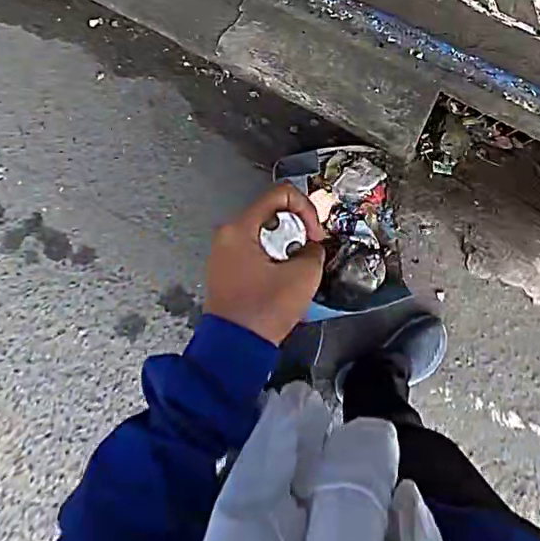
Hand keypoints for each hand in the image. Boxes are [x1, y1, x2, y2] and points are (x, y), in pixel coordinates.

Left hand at [203, 184, 327, 343]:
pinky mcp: (227, 268)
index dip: (305, 208)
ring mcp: (225, 251)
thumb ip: (314, 252)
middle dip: (296, 230)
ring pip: (264, 232)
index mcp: (240, 228)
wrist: (235, 346)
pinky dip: (273, 257)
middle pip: (271, 212)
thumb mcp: (301, 278)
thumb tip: (312, 247)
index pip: (279, 194)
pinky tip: (281, 280)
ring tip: (294, 270)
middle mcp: (227, 234)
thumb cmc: (261, 312)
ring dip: (286, 245)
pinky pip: (255, 249)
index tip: (314, 233)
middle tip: (308, 251)